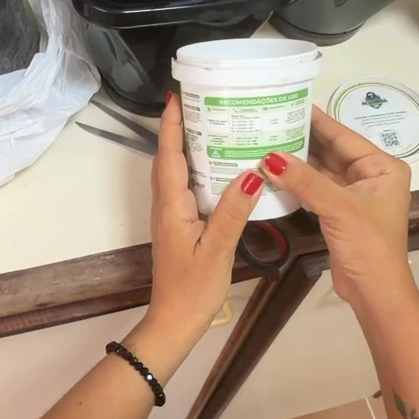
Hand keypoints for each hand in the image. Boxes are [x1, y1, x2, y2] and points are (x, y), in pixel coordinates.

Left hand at [144, 95, 262, 337]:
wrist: (175, 321)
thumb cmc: (193, 289)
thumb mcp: (218, 250)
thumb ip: (233, 212)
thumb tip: (251, 172)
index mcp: (172, 206)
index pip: (169, 156)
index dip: (172, 125)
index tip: (178, 96)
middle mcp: (167, 205)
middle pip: (169, 158)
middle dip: (181, 128)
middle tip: (204, 102)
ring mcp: (172, 216)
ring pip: (176, 173)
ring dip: (188, 147)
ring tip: (213, 125)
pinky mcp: (179, 226)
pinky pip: (186, 188)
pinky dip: (197, 171)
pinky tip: (219, 169)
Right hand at [260, 107, 413, 307]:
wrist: (375, 291)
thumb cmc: (368, 246)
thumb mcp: (337, 208)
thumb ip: (304, 180)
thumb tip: (269, 157)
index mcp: (382, 167)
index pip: (344, 135)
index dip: (317, 120)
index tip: (289, 102)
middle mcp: (370, 176)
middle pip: (331, 150)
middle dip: (302, 139)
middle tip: (270, 122)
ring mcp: (354, 195)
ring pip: (321, 170)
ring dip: (297, 161)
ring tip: (266, 142)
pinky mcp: (340, 212)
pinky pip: (316, 188)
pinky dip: (297, 182)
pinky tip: (274, 172)